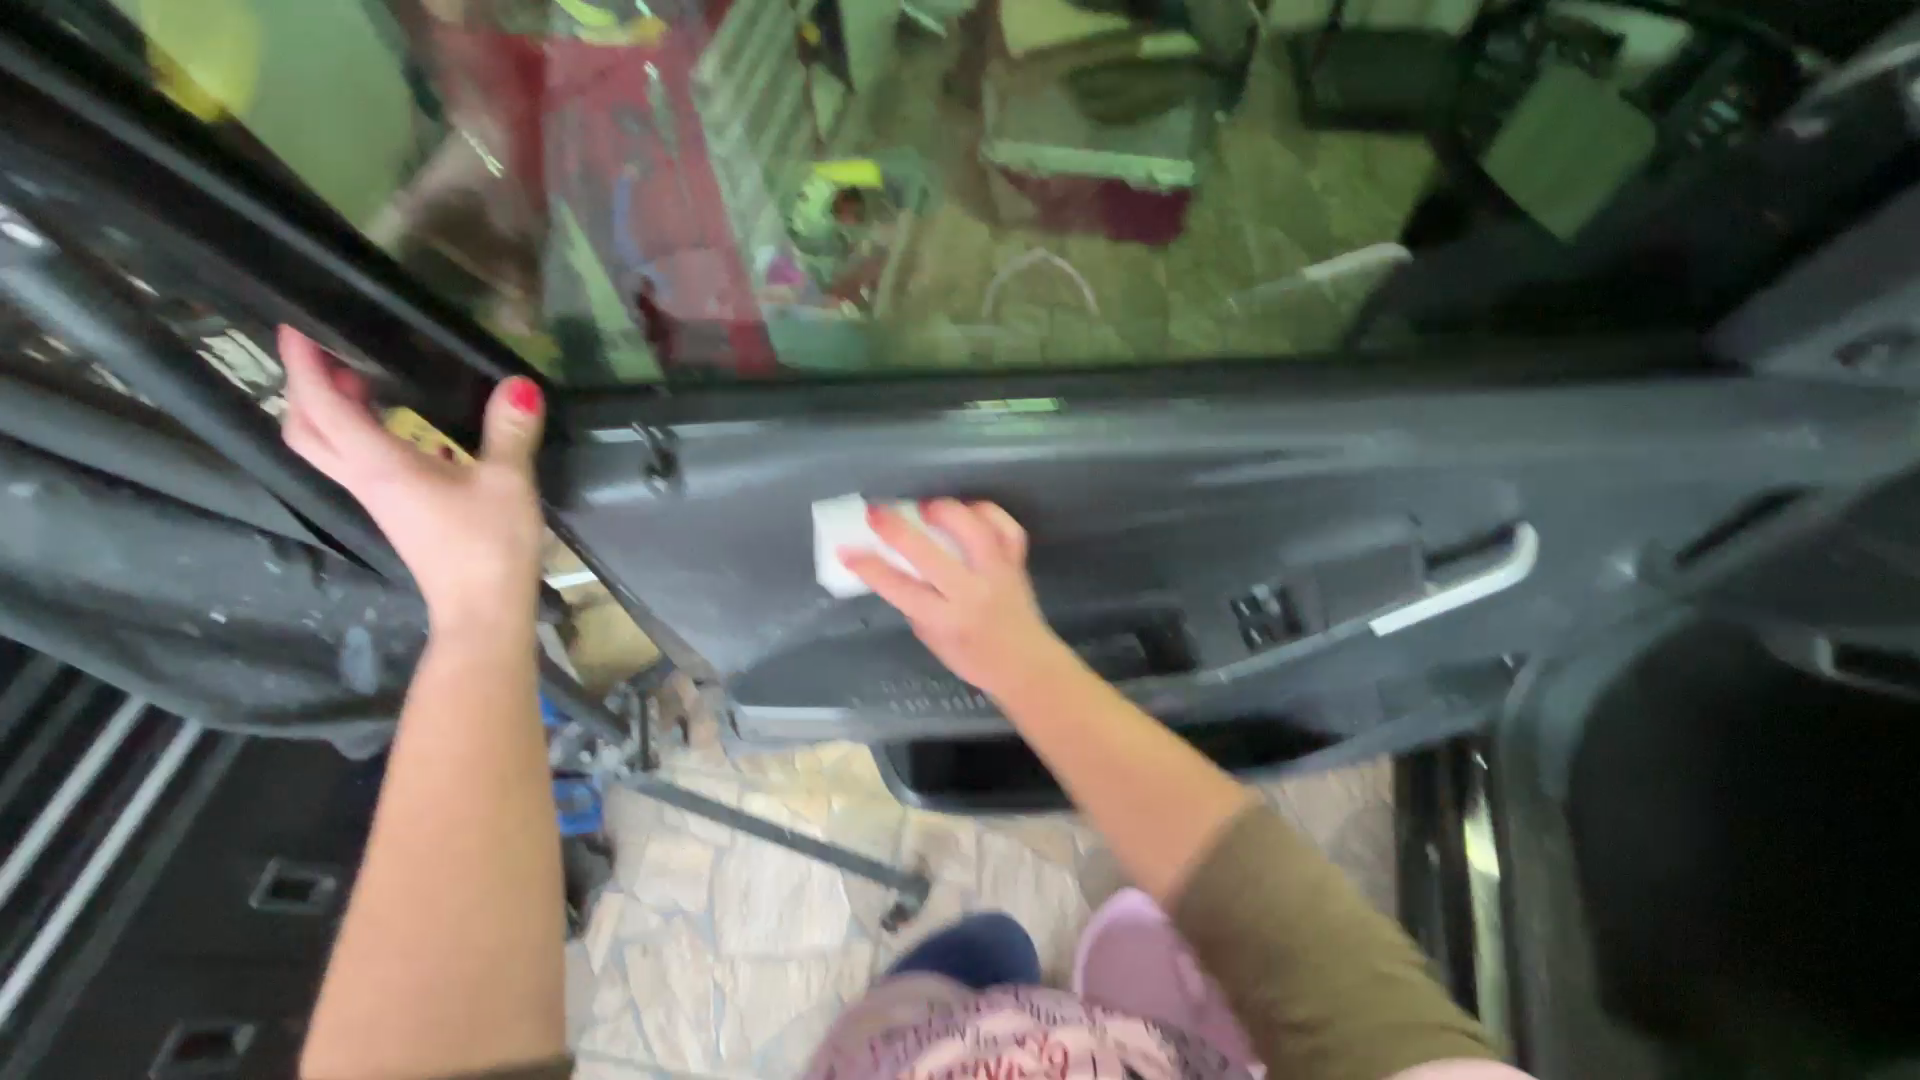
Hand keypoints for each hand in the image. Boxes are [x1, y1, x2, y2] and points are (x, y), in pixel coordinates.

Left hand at [277, 326, 545, 632]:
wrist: (483, 611)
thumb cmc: (488, 546)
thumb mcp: (508, 483)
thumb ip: (510, 431)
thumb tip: (520, 384)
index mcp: (379, 465)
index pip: (323, 404)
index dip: (303, 362)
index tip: (297, 325)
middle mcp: (366, 480)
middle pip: (307, 429)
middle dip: (305, 387)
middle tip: (330, 353)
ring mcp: (380, 500)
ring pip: (330, 448)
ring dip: (333, 411)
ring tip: (365, 381)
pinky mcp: (399, 514)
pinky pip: (361, 464)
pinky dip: (366, 436)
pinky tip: (408, 431)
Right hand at [842, 500, 1073, 698]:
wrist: (1026, 665)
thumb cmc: (973, 659)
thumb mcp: (932, 640)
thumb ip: (915, 605)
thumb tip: (895, 568)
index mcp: (946, 620)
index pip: (901, 588)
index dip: (869, 567)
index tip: (847, 550)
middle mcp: (972, 594)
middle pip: (929, 553)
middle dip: (897, 529)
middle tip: (876, 513)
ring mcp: (998, 575)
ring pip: (974, 530)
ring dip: (946, 510)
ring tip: (927, 507)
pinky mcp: (1017, 564)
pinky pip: (1007, 529)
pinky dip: (988, 513)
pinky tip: (969, 511)